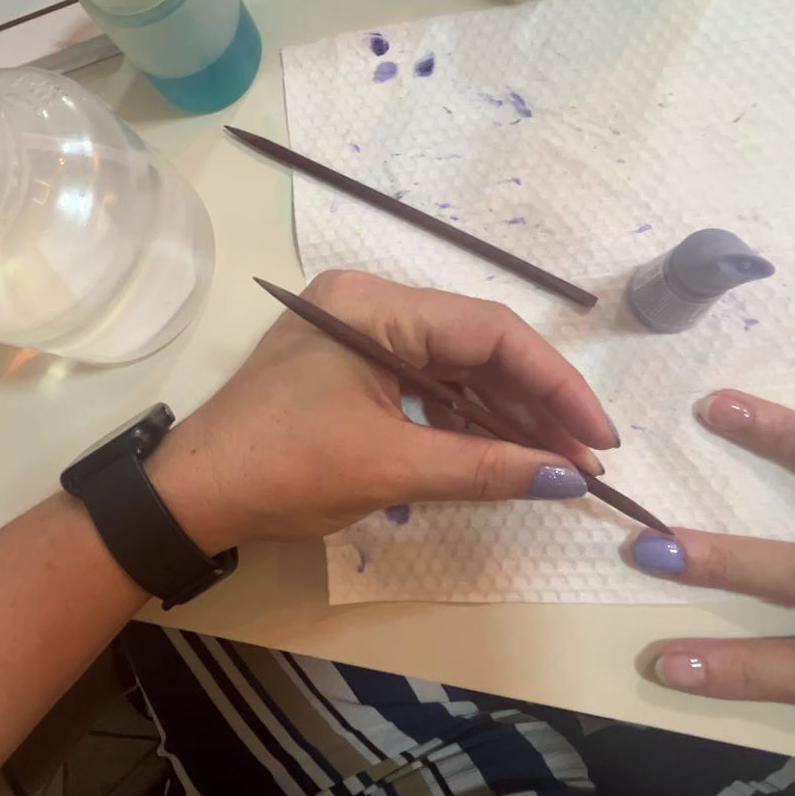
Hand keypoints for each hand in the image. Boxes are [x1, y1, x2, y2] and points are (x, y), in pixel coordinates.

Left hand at [149, 270, 618, 552]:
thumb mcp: (389, 466)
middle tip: (582, 458)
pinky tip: (498, 450)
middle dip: (532, 403)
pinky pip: (424, 381)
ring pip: (453, 365)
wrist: (195, 492)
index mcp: (374, 306)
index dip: (554, 381)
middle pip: (475, 344)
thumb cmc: (284, 469)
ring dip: (502, 413)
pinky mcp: (353, 363)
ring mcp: (360, 331)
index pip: (489, 329)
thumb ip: (484, 466)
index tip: (598, 434)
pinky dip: (462, 416)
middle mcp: (370, 303)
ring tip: (553, 462)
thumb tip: (567, 477)